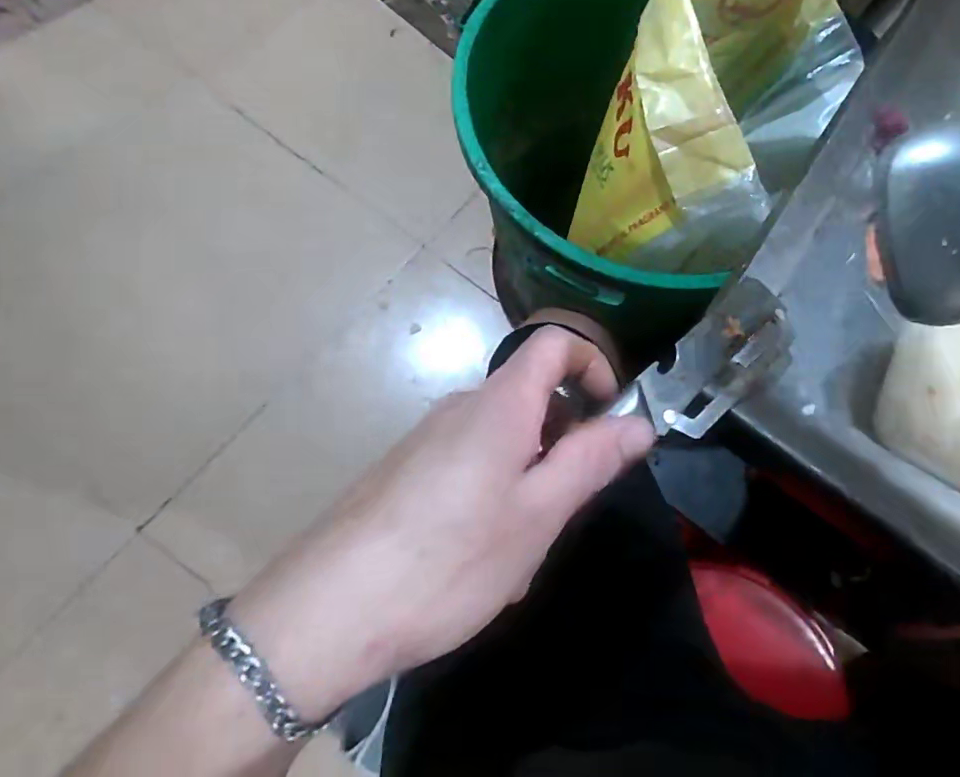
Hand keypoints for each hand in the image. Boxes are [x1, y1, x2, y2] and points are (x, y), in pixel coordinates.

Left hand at [228, 328, 655, 718]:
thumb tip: (639, 422)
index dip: (592, 363)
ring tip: (518, 553)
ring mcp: (427, 439)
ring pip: (502, 442)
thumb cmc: (447, 560)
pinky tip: (475, 560)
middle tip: (563, 512)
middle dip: (562, 445)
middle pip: (531, 398)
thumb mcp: (537, 515)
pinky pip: (469, 467)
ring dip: (528, 482)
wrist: (320, 616)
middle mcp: (461, 408)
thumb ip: (592, 461)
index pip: (554, 343)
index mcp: (499, 404)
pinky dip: (492, 497)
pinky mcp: (405, 472)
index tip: (608, 414)